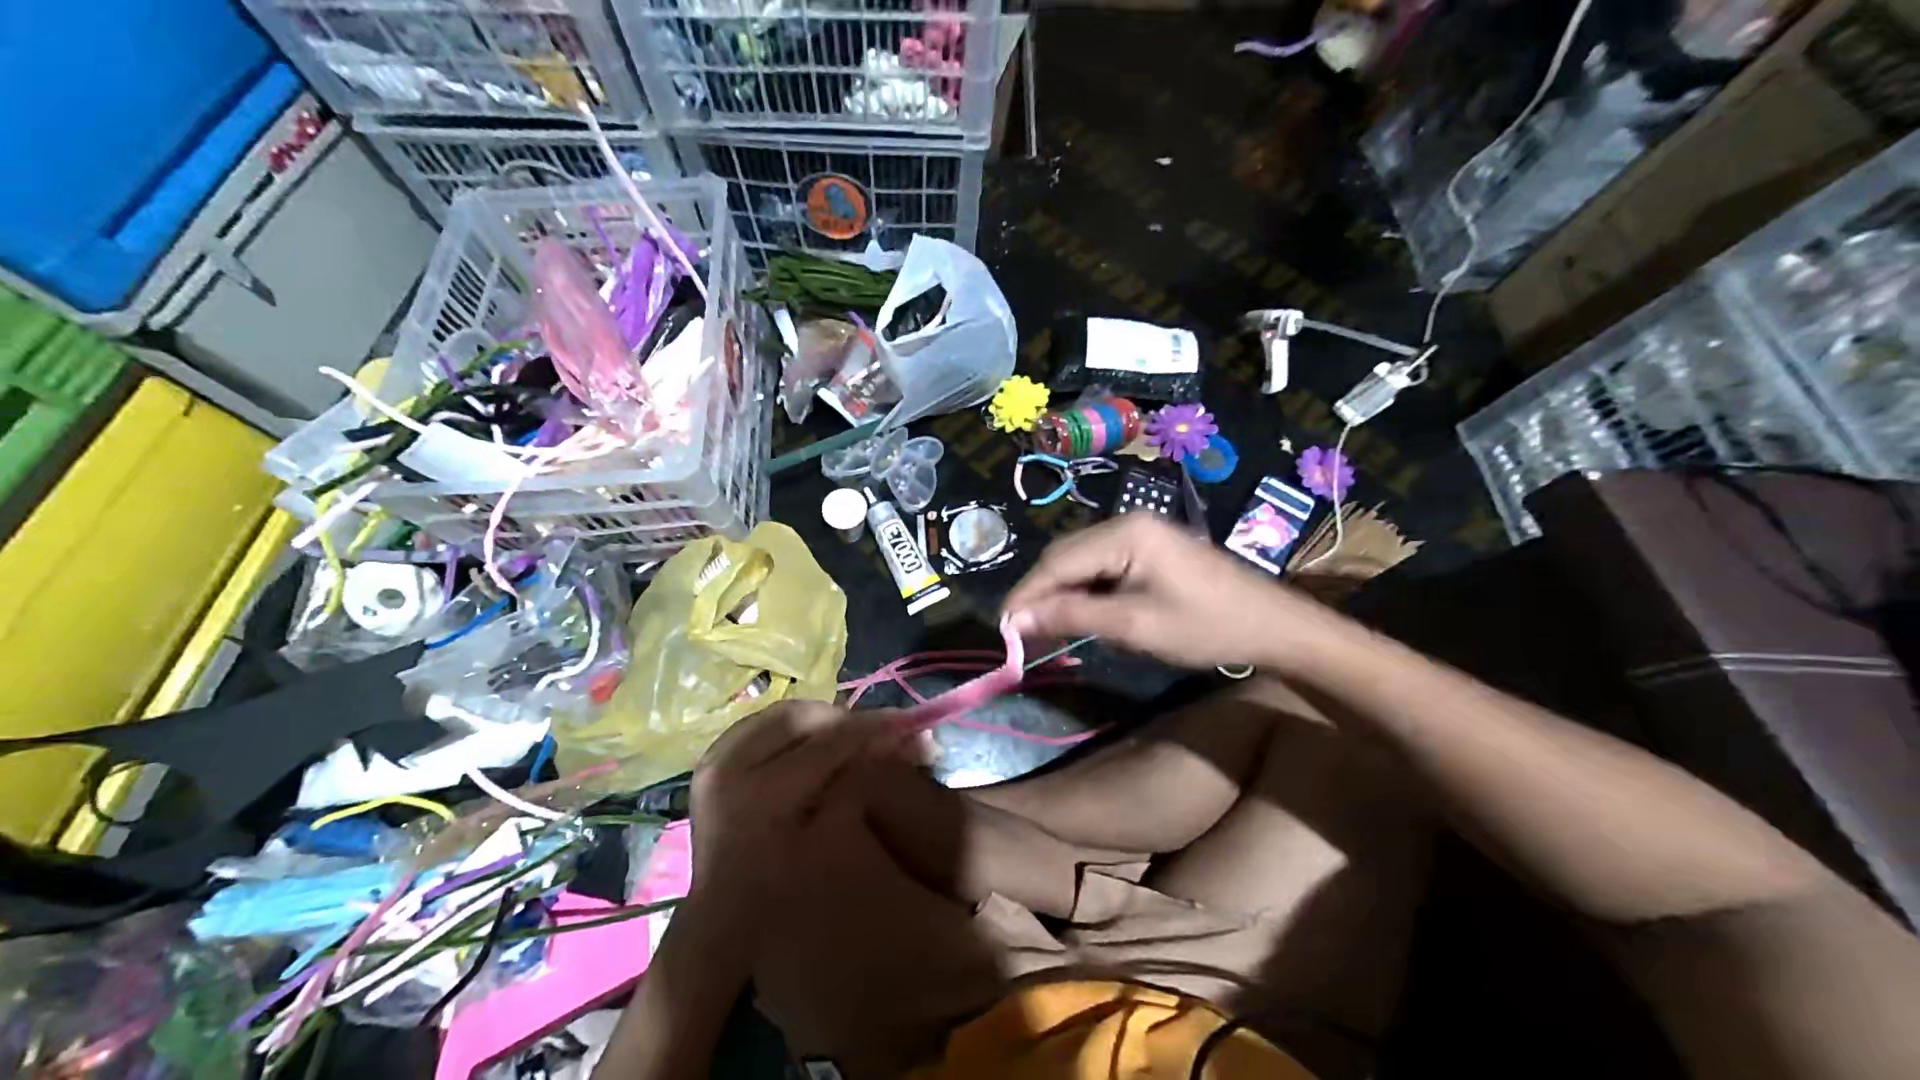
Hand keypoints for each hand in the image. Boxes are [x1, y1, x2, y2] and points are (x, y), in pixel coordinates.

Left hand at [688, 701, 894, 915]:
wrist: (726, 924)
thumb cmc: (786, 898)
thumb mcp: (838, 845)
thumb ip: (868, 785)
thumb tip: (910, 741)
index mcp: (762, 797)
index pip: (830, 741)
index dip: (875, 727)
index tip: (908, 723)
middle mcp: (731, 772)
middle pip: (800, 717)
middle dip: (844, 719)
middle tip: (878, 730)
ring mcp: (714, 766)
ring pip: (779, 715)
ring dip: (818, 722)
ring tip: (849, 737)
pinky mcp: (709, 764)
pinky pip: (760, 726)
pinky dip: (793, 730)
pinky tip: (815, 745)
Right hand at [1004, 515, 1344, 670]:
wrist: (1273, 626)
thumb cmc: (1207, 626)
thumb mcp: (1135, 625)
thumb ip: (1073, 616)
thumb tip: (1018, 619)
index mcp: (1125, 533)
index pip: (1057, 562)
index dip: (1026, 595)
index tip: (1003, 627)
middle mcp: (1127, 522)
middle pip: (1065, 556)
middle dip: (1040, 593)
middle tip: (1020, 632)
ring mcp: (1140, 533)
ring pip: (1080, 560)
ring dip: (1060, 592)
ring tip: (1042, 627)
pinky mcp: (1149, 548)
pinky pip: (1101, 564)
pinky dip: (1084, 589)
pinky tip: (1077, 613)